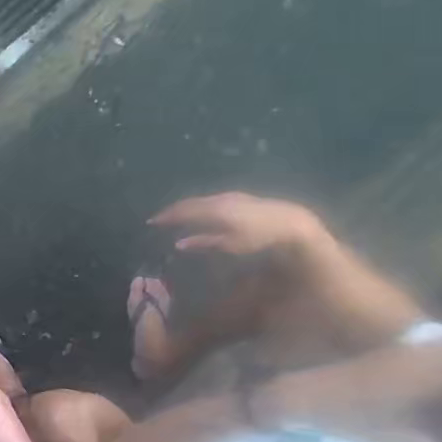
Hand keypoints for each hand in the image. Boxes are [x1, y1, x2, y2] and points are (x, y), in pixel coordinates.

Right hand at [149, 191, 323, 254]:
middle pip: (192, 203)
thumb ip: (204, 242)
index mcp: (214, 208)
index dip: (167, 216)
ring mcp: (232, 197)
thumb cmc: (258, 237)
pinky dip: (202, 208)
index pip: (184, 210)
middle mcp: (220, 199)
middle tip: (161, 218)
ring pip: (203, 201)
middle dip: (175, 211)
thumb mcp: (229, 244)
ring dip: (188, 208)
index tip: (151, 222)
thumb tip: (179, 244)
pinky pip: (213, 202)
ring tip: (179, 216)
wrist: (290, 222)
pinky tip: (203, 215)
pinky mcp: (242, 199)